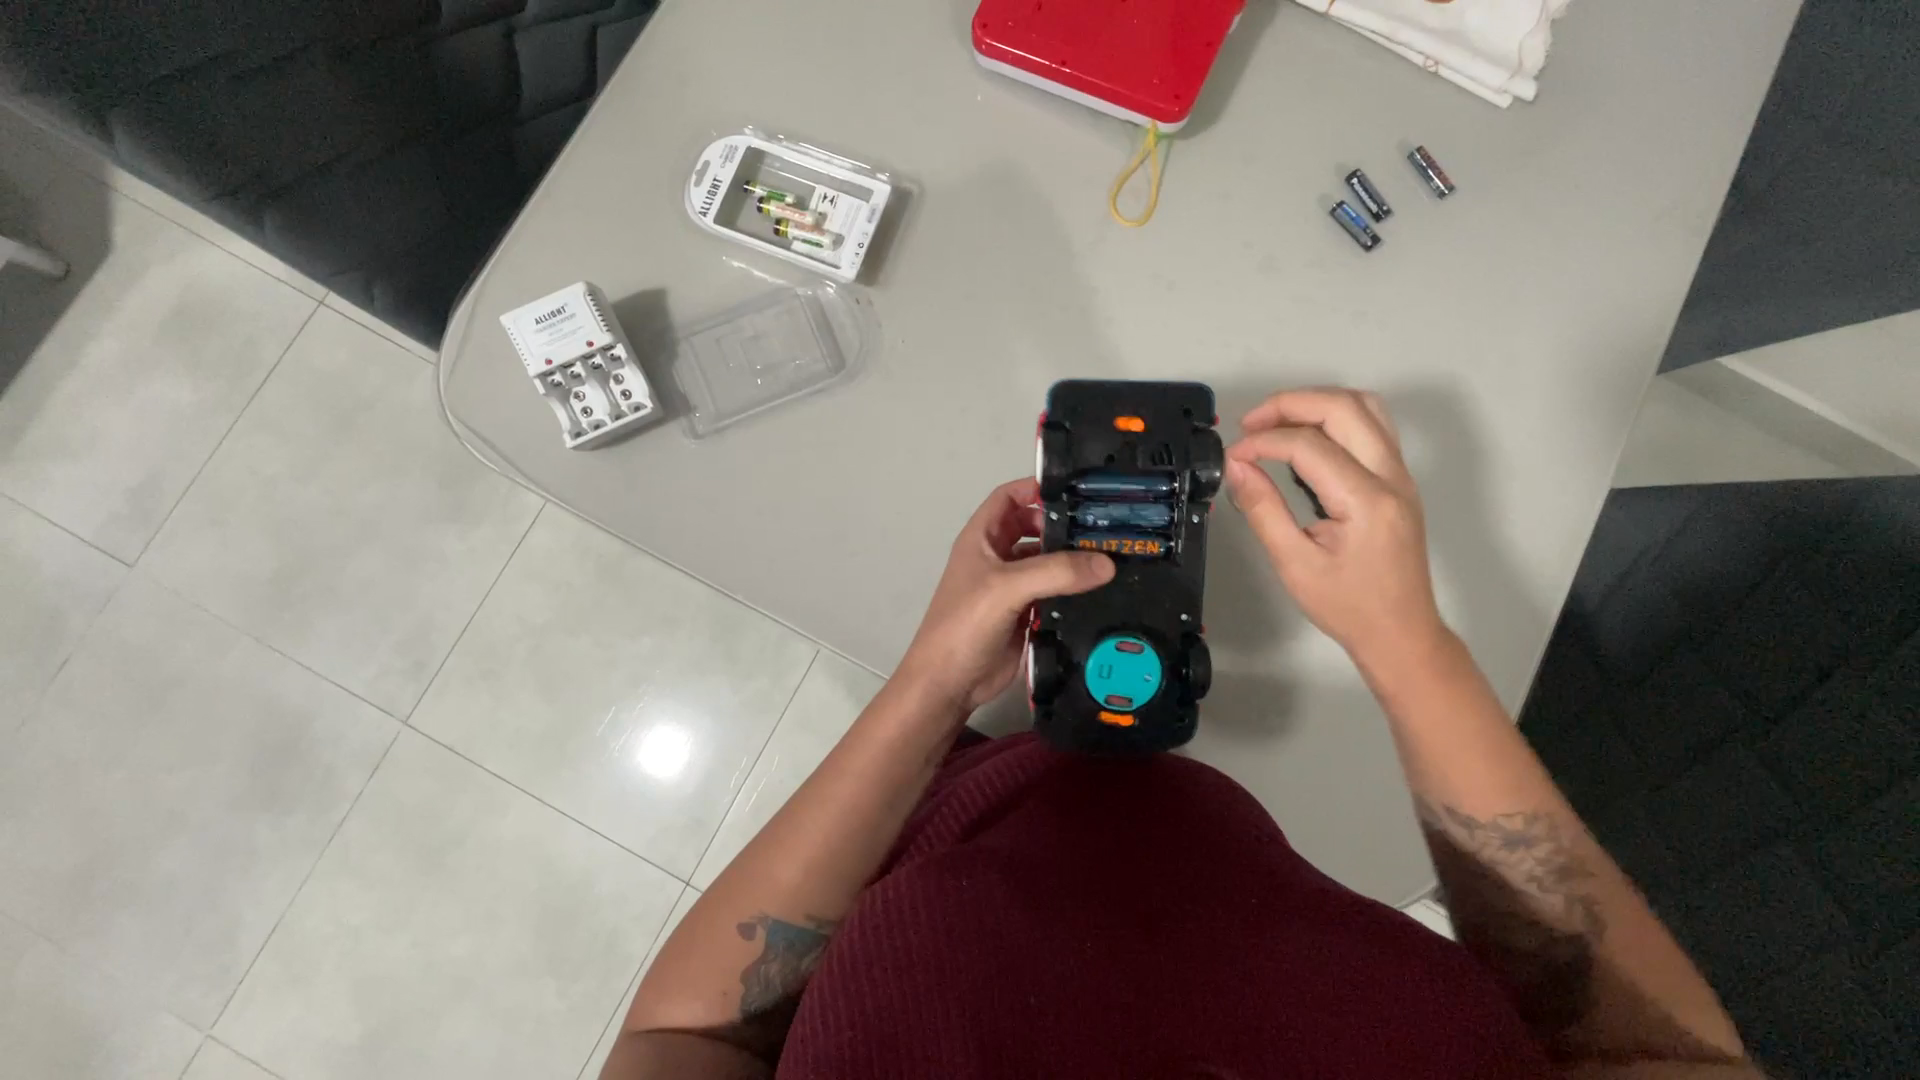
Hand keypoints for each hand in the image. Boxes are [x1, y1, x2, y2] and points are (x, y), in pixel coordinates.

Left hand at [895, 479, 1114, 715]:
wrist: (948, 683)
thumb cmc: (964, 625)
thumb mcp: (1006, 588)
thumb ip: (1056, 572)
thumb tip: (1107, 563)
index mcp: (981, 538)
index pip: (1009, 497)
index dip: (1037, 487)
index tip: (1078, 490)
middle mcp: (997, 557)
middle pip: (1034, 528)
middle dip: (1065, 524)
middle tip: (1108, 525)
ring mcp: (1012, 587)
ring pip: (1048, 562)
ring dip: (1074, 559)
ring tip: (1115, 555)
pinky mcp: (1025, 614)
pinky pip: (1055, 593)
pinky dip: (1075, 590)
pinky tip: (1104, 590)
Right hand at [1223, 388, 1444, 663]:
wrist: (1400, 632)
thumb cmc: (1346, 606)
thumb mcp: (1293, 563)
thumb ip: (1263, 509)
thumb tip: (1237, 467)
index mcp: (1366, 500)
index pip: (1309, 445)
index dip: (1263, 442)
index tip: (1233, 458)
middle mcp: (1391, 477)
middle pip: (1344, 407)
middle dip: (1291, 404)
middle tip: (1250, 423)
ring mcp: (1400, 475)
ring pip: (1365, 407)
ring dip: (1316, 403)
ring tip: (1275, 423)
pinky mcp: (1398, 480)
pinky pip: (1371, 427)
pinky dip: (1334, 418)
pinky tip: (1305, 437)